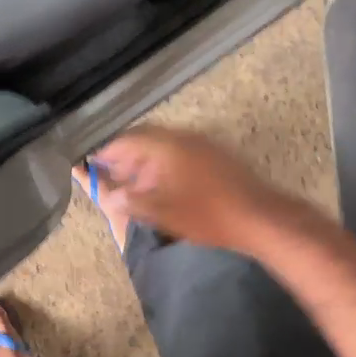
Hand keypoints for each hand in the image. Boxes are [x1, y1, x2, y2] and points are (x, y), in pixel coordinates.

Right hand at [88, 127, 318, 253]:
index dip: (109, 151)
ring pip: (164, 146)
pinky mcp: (216, 156)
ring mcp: (203, 145)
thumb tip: (111, 196)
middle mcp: (183, 138)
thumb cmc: (209, 216)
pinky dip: (165, 164)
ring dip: (146, 161)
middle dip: (127, 155)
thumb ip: (134, 202)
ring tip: (135, 183)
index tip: (94, 161)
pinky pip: (181, 152)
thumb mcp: (165, 213)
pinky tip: (163, 185)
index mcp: (167, 146)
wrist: (261, 218)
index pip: (128, 140)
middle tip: (112, 172)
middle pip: (146, 139)